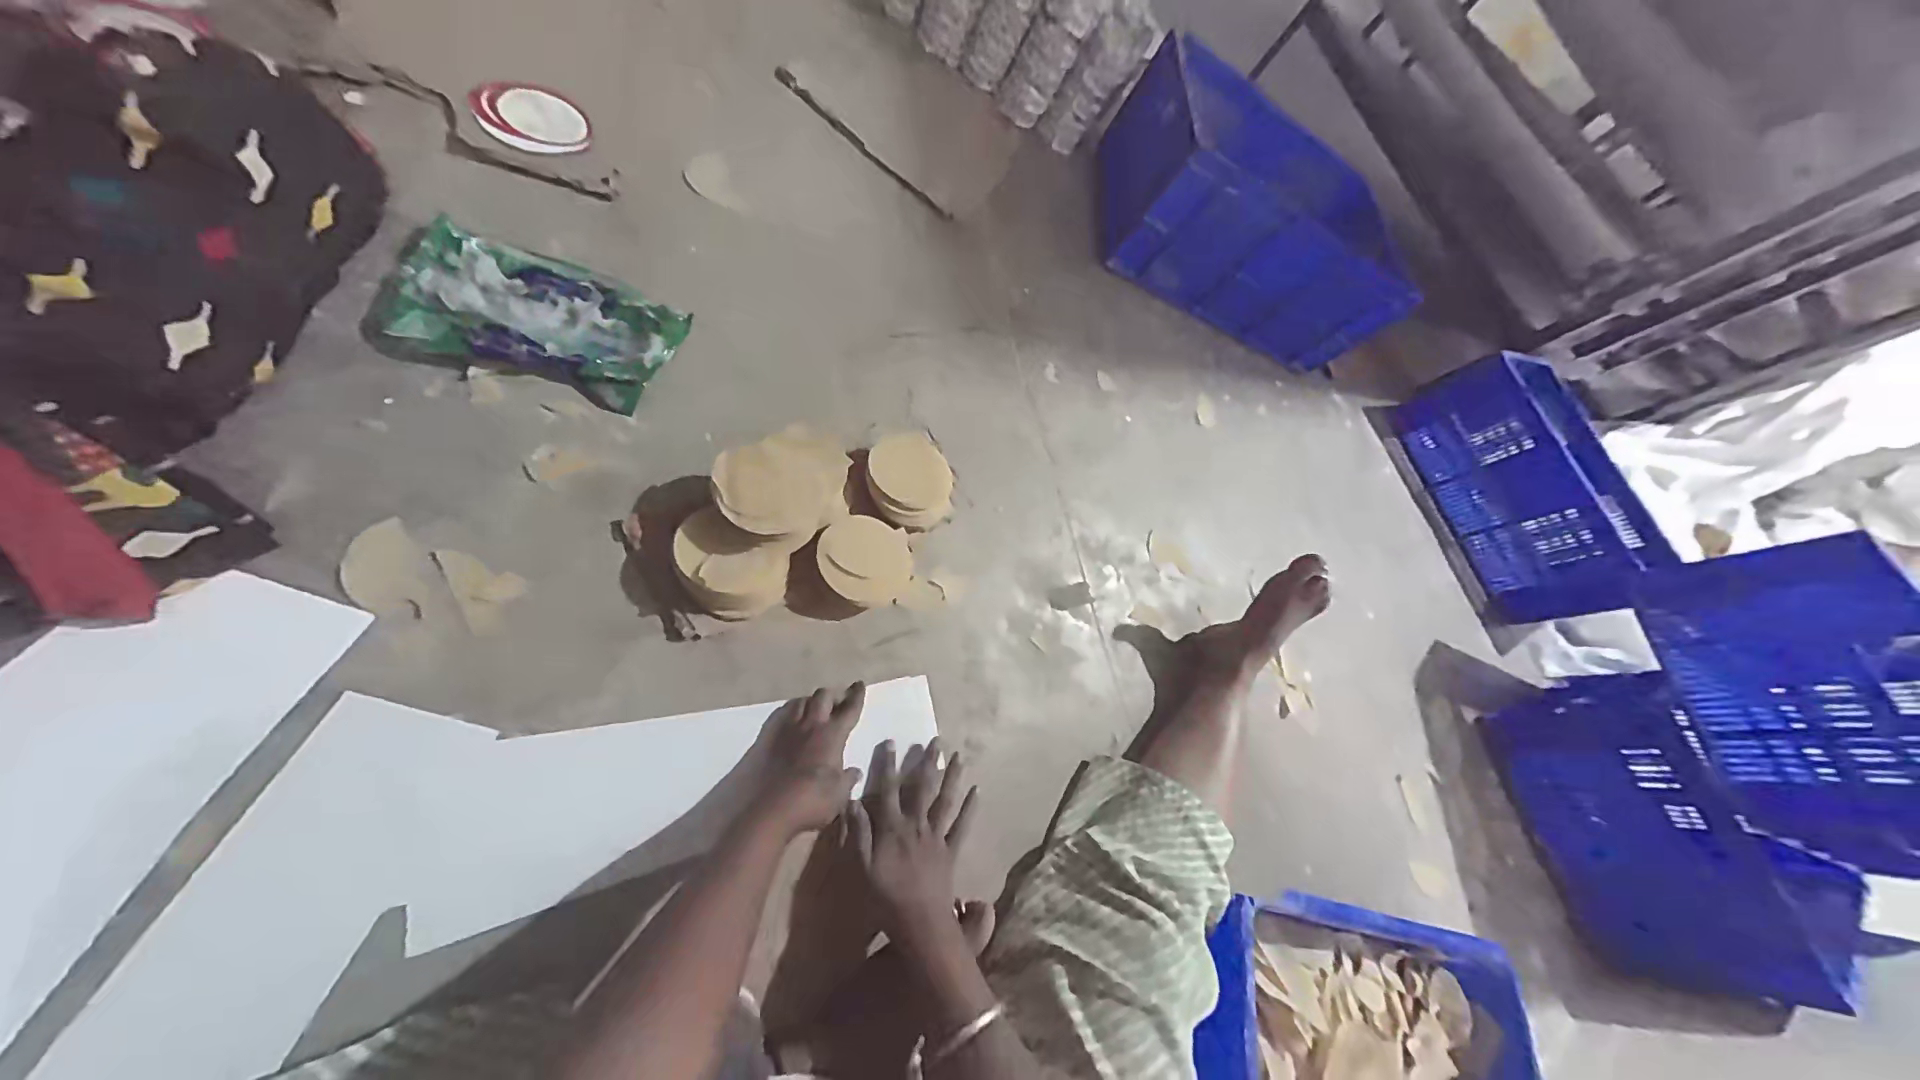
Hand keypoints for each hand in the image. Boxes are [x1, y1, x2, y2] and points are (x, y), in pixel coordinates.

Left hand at [754, 684, 865, 835]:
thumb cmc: (810, 802)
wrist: (765, 810)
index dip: (856, 696)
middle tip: (837, 703)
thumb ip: (847, 780)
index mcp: (832, 735)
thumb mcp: (837, 796)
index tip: (859, 685)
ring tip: (813, 710)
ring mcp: (784, 728)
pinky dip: (789, 712)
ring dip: (810, 702)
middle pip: (823, 696)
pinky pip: (780, 713)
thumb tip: (854, 772)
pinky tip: (789, 721)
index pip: (849, 709)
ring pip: (800, 701)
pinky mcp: (764, 737)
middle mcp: (810, 725)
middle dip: (832, 696)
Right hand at [845, 738, 977, 940]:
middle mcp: (917, 825)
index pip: (889, 789)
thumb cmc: (886, 896)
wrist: (920, 922)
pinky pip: (962, 826)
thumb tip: (853, 801)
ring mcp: (937, 836)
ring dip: (952, 777)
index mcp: (893, 827)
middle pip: (923, 788)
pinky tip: (977, 791)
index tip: (892, 742)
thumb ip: (859, 832)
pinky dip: (971, 808)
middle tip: (936, 740)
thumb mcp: (862, 866)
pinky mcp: (951, 851)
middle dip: (928, 763)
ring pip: (946, 800)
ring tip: (959, 757)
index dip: (889, 765)